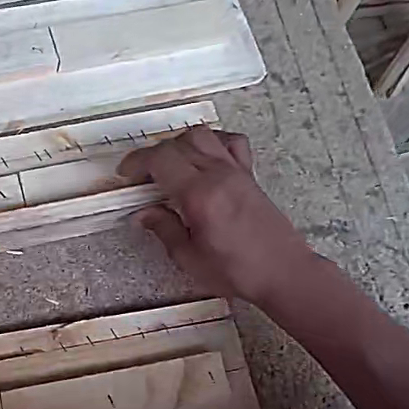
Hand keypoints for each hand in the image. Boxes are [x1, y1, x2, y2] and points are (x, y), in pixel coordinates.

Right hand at [117, 126, 321, 306]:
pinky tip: (204, 159)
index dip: (137, 162)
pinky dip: (213, 142)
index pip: (161, 159)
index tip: (126, 174)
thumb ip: (164, 229)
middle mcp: (219, 175)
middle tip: (142, 176)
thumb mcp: (190, 258)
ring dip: (180, 143)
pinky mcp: (250, 176)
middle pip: (178, 143)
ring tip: (170, 165)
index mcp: (200, 195)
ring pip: (203, 135)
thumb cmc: (238, 271)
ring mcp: (237, 172)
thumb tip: (143, 214)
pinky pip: (231, 143)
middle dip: (153, 154)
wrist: (283, 272)